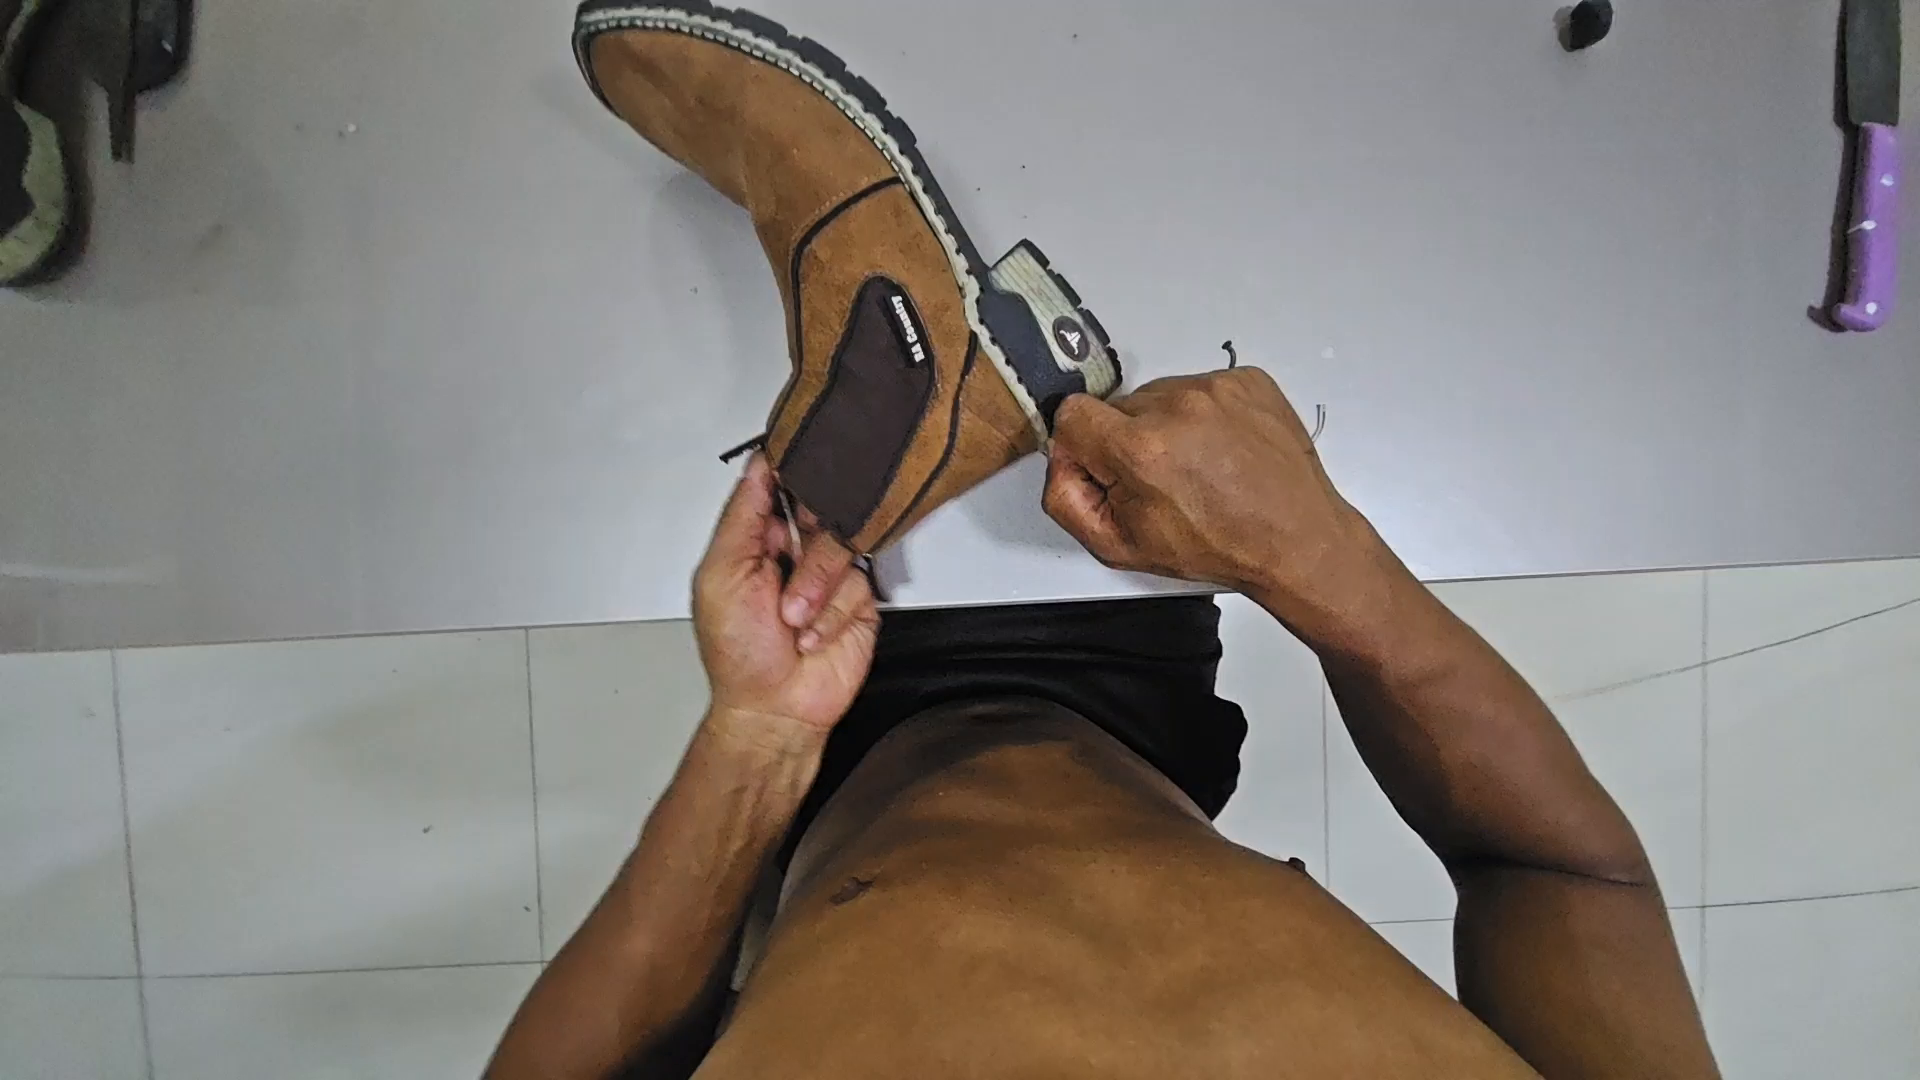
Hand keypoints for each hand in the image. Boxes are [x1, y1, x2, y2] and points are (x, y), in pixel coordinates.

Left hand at [692, 454, 880, 741]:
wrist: (775, 708)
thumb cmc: (737, 652)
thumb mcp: (721, 575)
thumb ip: (741, 516)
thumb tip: (758, 465)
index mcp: (760, 539)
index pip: (783, 486)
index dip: (793, 484)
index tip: (794, 496)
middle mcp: (798, 552)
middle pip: (822, 512)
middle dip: (805, 552)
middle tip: (788, 570)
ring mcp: (830, 576)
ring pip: (843, 550)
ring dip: (813, 593)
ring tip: (792, 622)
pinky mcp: (859, 601)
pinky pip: (859, 585)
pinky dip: (831, 616)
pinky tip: (812, 637)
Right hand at [1043, 367, 1391, 636]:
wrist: (1294, 538)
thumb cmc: (1215, 545)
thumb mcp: (1120, 547)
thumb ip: (1066, 501)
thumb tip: (1060, 462)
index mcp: (1141, 449)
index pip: (1072, 414)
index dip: (1081, 445)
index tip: (1108, 469)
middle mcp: (1177, 406)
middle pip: (1116, 407)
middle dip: (1126, 441)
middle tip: (1162, 480)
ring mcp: (1216, 388)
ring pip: (1157, 396)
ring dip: (1164, 427)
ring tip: (1196, 466)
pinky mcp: (1245, 379)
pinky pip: (1198, 387)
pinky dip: (1201, 416)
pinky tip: (1220, 451)